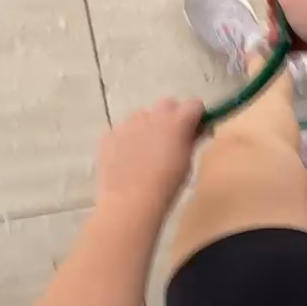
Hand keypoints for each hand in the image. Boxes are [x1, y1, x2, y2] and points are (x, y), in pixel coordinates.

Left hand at [95, 98, 201, 216]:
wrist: (130, 201)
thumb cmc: (167, 185)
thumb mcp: (187, 161)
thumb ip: (191, 139)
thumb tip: (195, 129)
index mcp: (177, 121)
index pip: (194, 104)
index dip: (196, 115)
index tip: (195, 130)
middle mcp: (153, 115)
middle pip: (167, 104)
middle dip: (171, 117)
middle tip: (170, 140)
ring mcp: (128, 123)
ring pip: (143, 116)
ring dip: (148, 127)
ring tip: (145, 153)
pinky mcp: (109, 134)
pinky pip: (123, 130)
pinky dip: (127, 140)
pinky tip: (127, 160)